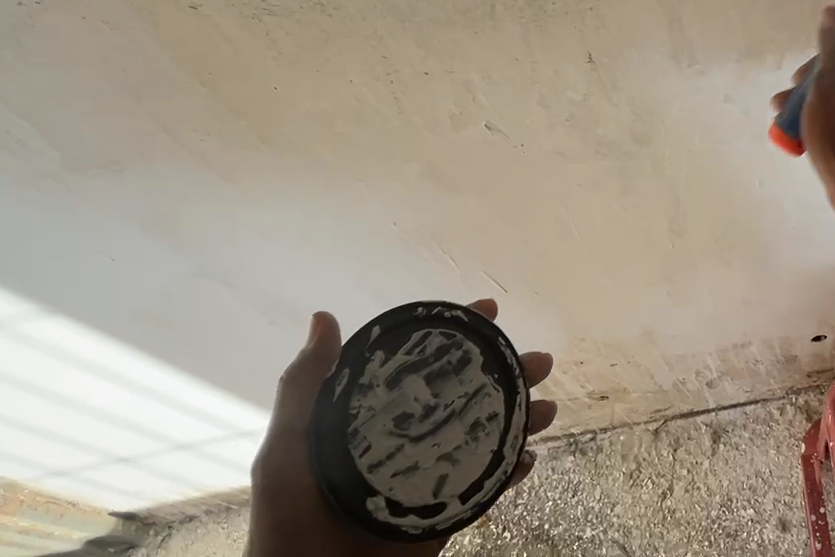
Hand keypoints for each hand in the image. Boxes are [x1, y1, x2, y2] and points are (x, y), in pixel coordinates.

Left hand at [246, 300, 556, 556]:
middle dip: (511, 373)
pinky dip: (513, 473)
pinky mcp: (445, 518)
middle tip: (540, 360)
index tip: (489, 309)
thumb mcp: (286, 452)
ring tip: (548, 408)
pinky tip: (530, 458)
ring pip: (490, 436)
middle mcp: (411, 439)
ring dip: (523, 418)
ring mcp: (432, 477)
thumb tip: (323, 317)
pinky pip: (488, 489)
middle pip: (471, 395)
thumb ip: (303, 389)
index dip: (460, 332)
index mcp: (377, 417)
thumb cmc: (287, 526)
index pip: (426, 363)